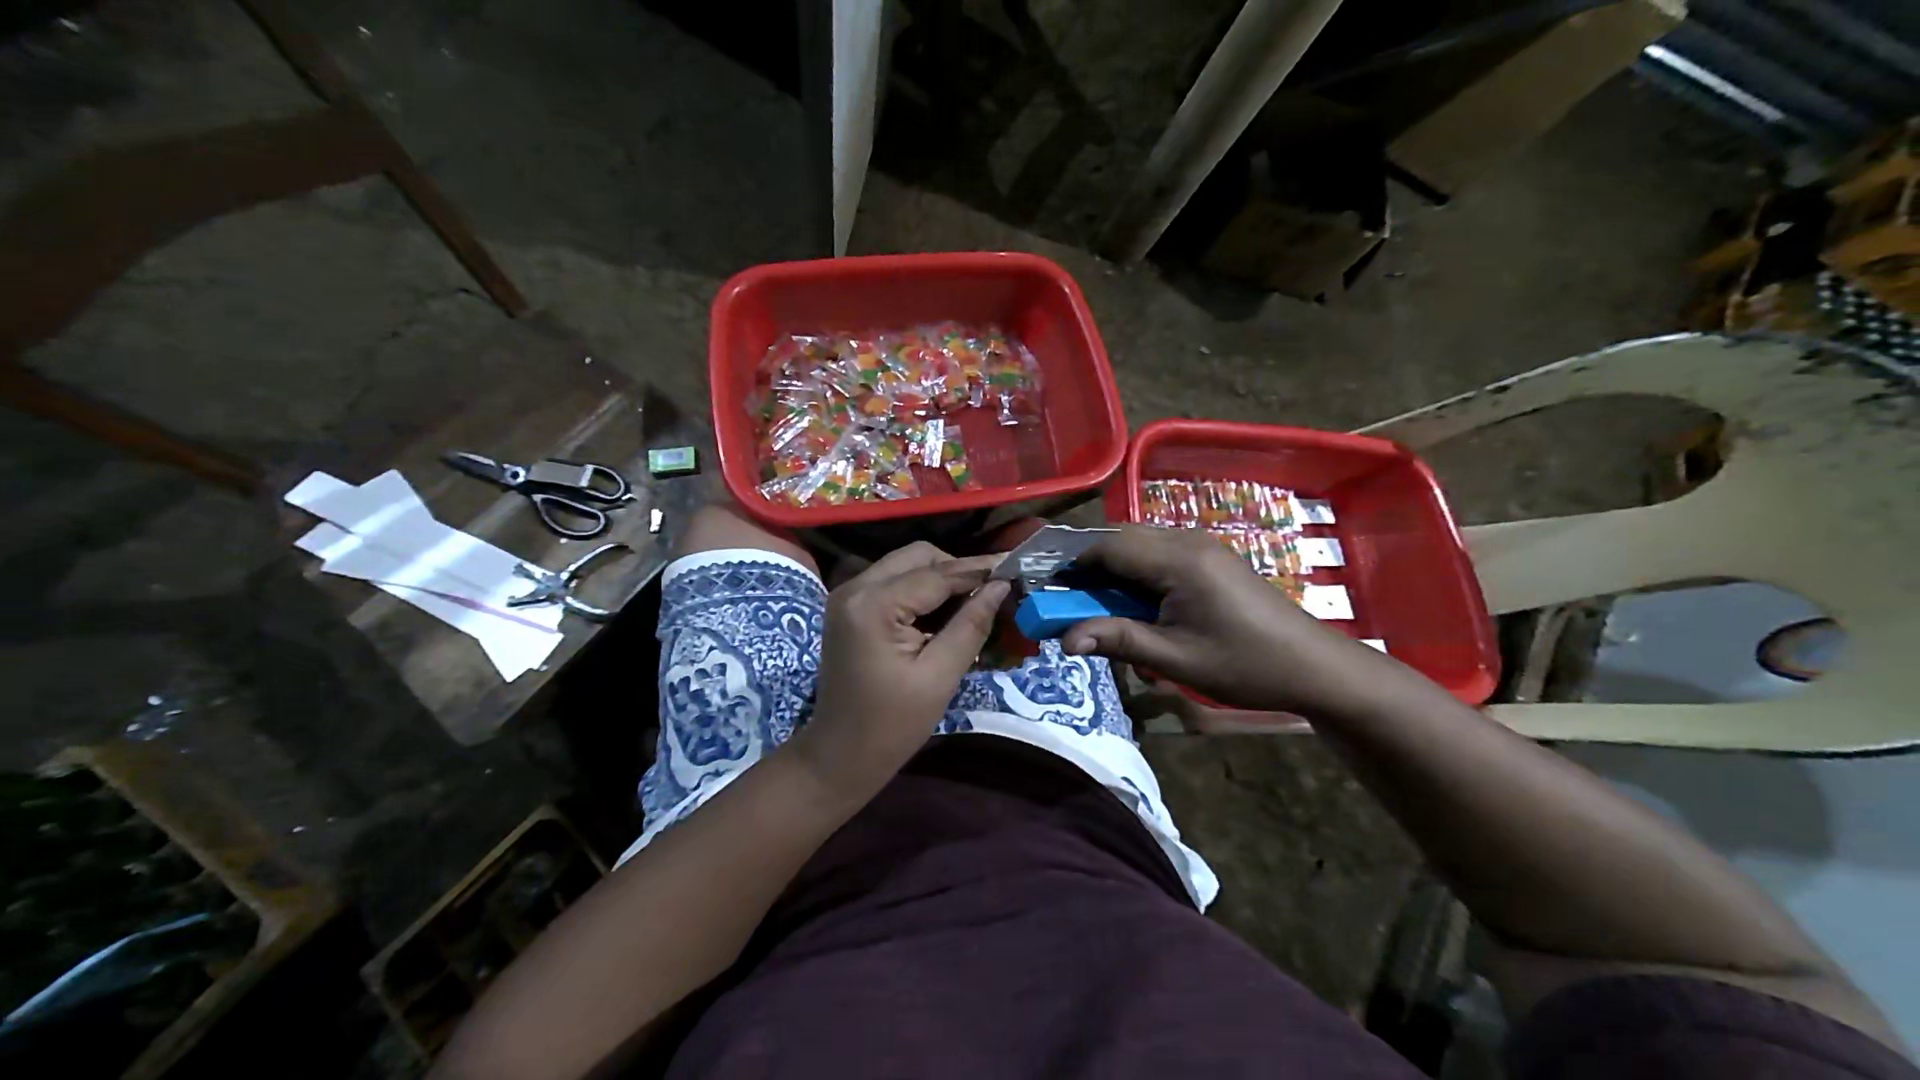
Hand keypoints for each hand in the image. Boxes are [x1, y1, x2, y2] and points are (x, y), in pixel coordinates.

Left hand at [795, 542, 1009, 791]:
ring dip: (940, 579)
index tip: (1017, 566)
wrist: (841, 755)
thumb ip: (972, 624)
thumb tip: (1001, 586)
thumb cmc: (893, 725)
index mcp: (873, 605)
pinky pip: (893, 582)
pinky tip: (943, 615)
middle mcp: (855, 587)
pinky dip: (921, 591)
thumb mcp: (940, 676)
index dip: (979, 569)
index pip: (937, 573)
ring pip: (906, 564)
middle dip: (958, 570)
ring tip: (972, 605)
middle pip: (919, 556)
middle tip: (992, 594)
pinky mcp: (850, 607)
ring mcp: (848, 595)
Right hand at [1061, 526, 1391, 716]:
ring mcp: (1203, 545)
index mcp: (1179, 560)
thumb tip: (1063, 640)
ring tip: (1101, 607)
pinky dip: (1138, 571)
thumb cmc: (1245, 665)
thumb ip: (1118, 640)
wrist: (1313, 666)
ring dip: (1114, 569)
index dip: (1072, 566)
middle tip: (1071, 603)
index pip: (1108, 547)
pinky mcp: (1211, 556)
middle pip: (1121, 539)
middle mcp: (1188, 540)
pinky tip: (1138, 603)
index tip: (1048, 592)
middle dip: (1090, 567)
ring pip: (1139, 543)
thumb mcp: (1176, 659)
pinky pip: (1160, 552)